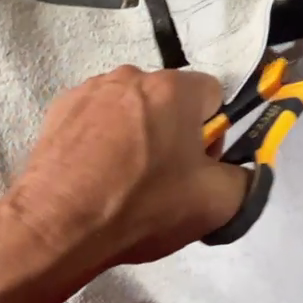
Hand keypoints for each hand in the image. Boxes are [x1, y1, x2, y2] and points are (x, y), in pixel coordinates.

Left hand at [0, 68, 245, 302]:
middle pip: (171, 100)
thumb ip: (246, 178)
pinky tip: (93, 174)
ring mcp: (91, 88)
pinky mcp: (59, 108)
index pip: (214, 95)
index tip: (198, 166)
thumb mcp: (217, 204)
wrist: (57, 227)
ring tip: (122, 180)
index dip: (213, 133)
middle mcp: (133, 75)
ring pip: (132, 107)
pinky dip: (101, 138)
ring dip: (137, 133)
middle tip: (163, 179)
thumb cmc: (143, 207)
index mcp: (175, 88)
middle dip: (175, 132)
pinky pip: (97, 116)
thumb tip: (241, 170)